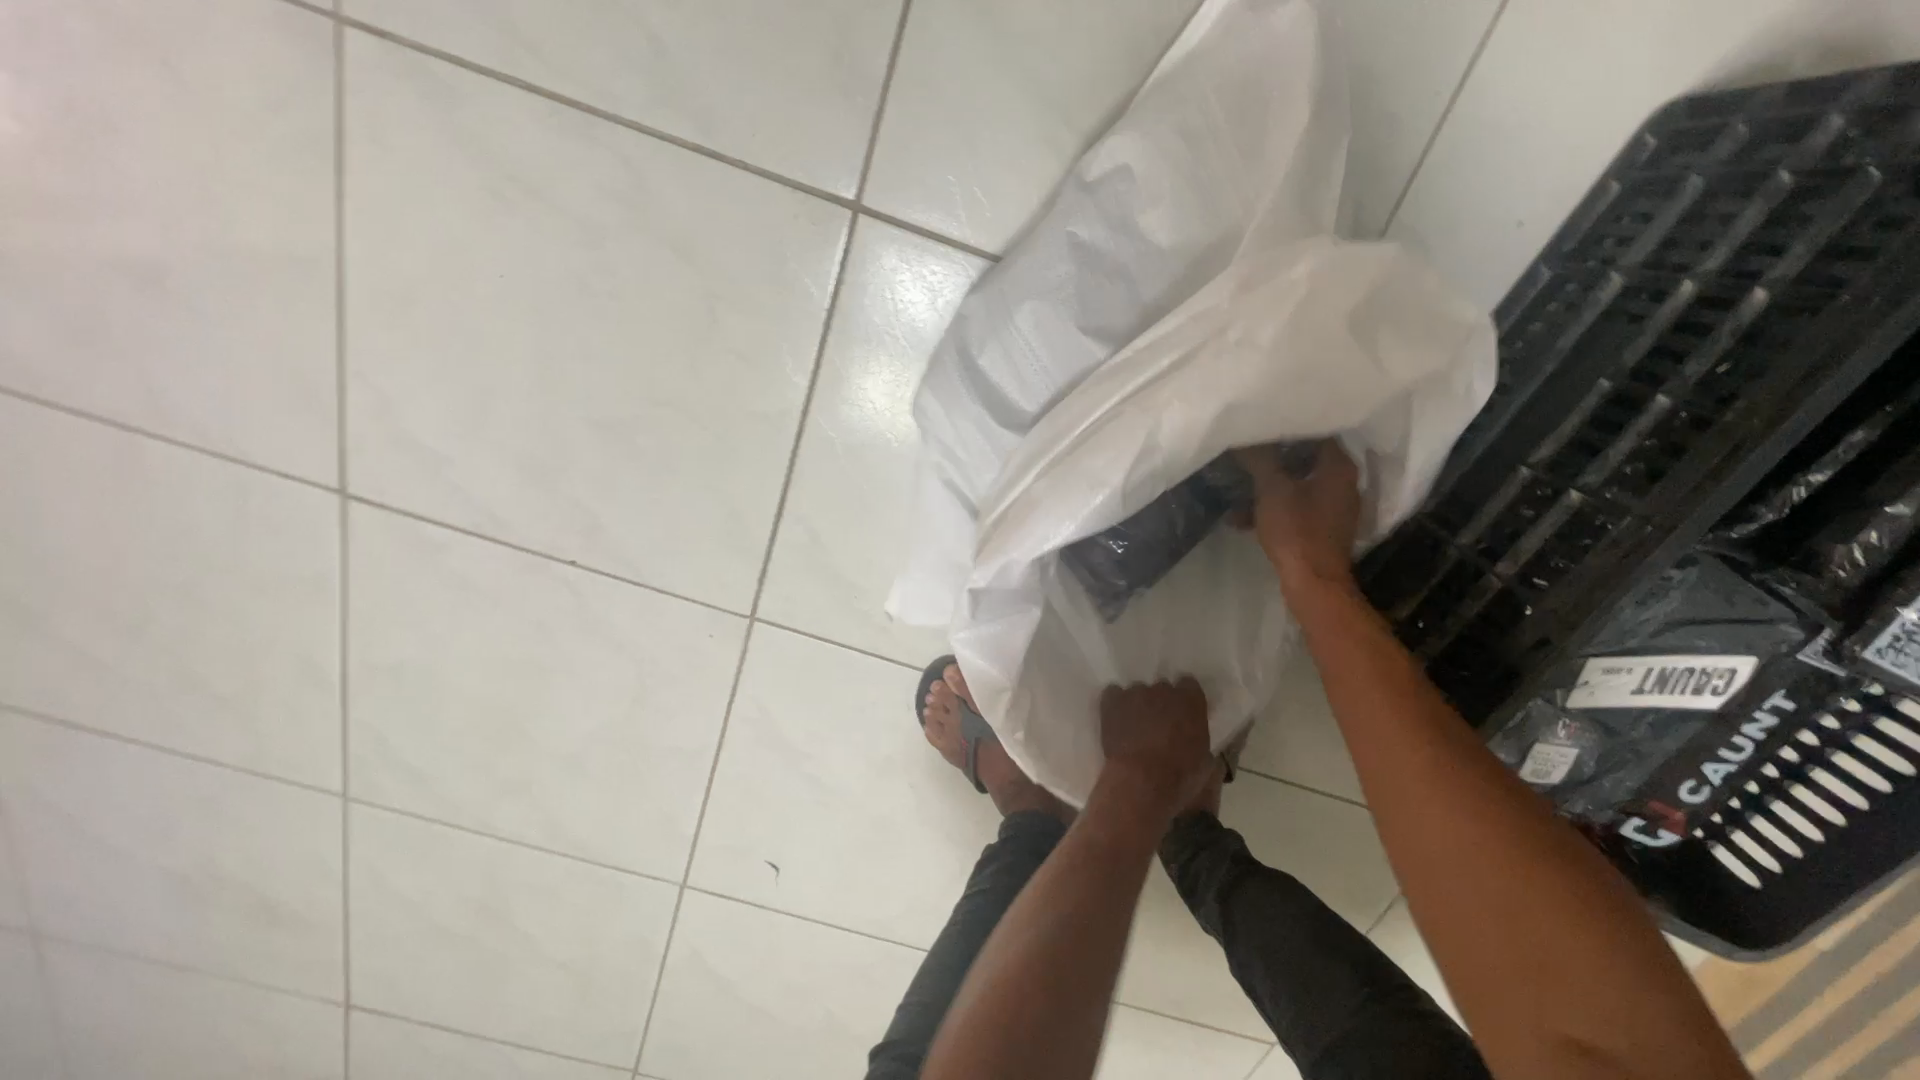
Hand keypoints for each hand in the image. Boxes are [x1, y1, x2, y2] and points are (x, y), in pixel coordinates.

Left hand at [1099, 678, 1213, 817]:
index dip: (1184, 699)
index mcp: (1192, 700)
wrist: (1143, 779)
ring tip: (1133, 725)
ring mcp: (1136, 693)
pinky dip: (1114, 704)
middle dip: (1160, 702)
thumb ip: (1201, 744)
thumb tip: (1199, 746)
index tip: (1182, 712)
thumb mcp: (1204, 763)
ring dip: (1137, 705)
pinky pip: (1113, 694)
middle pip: (1161, 688)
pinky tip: (1114, 720)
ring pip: (1137, 692)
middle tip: (1158, 724)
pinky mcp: (1113, 701)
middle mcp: (1164, 689)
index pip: (1189, 685)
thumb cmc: (1181, 775)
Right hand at [1235, 440, 1363, 593]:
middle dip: (1272, 461)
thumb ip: (1260, 459)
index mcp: (1338, 467)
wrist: (1313, 582)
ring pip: (1297, 488)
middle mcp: (1343, 484)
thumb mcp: (1272, 490)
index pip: (1317, 433)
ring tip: (1236, 494)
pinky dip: (1273, 510)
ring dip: (1267, 489)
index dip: (1288, 429)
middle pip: (1305, 461)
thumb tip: (1245, 438)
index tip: (1262, 428)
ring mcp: (1335, 509)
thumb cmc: (1296, 530)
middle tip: (1246, 457)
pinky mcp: (1324, 530)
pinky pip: (1297, 510)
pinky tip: (1242, 521)